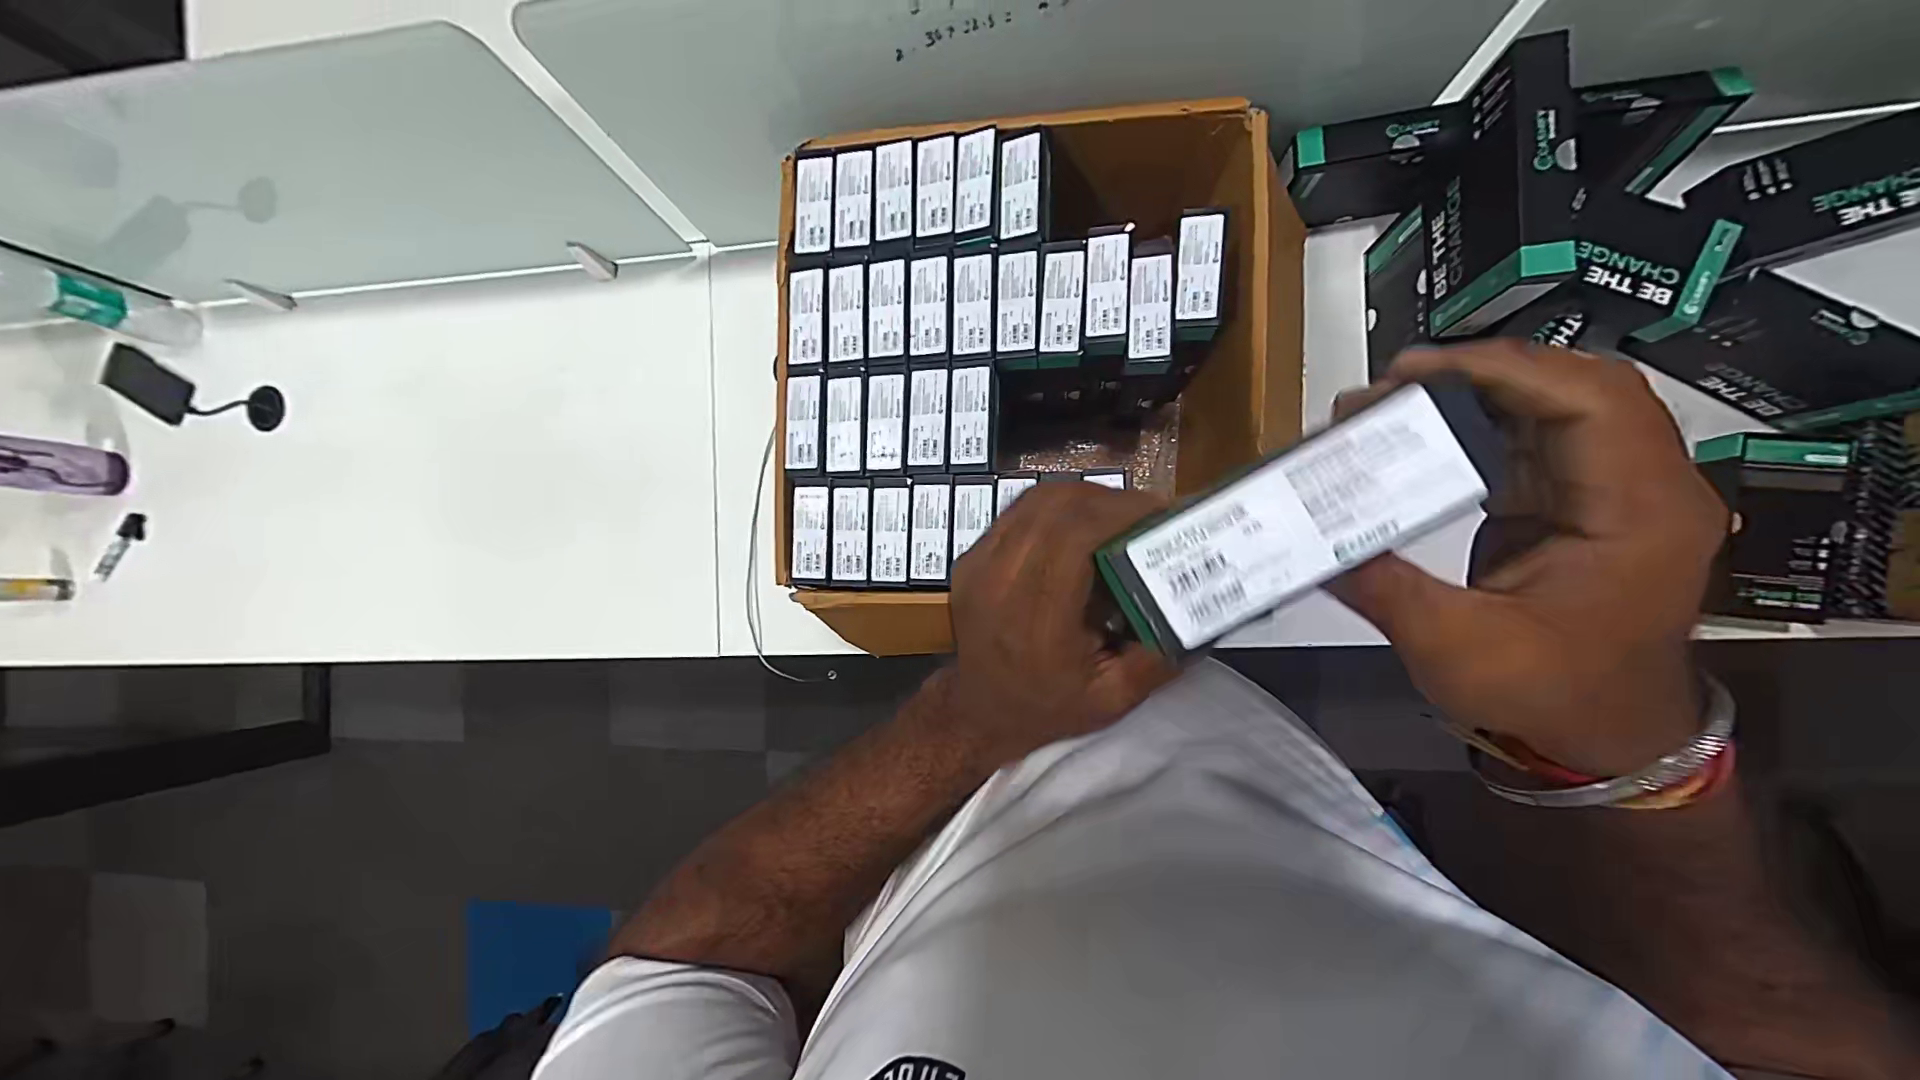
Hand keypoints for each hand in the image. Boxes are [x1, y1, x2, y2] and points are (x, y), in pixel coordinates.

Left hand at [940, 481, 1177, 767]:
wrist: (975, 712)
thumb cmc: (1045, 707)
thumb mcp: (1113, 698)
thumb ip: (1160, 655)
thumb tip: (1202, 609)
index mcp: (1034, 618)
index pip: (1074, 536)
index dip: (1120, 512)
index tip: (1159, 514)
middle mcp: (999, 580)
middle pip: (1056, 507)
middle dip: (1110, 500)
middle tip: (1147, 515)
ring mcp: (978, 563)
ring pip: (1035, 500)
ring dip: (1084, 498)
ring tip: (1118, 517)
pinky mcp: (971, 556)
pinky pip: (1018, 512)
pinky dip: (1056, 508)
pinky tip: (1081, 525)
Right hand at [1327, 342, 1728, 776]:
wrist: (1599, 738)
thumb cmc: (1550, 696)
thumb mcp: (1456, 647)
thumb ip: (1385, 588)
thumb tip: (1313, 544)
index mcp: (1637, 512)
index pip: (1591, 401)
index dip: (1504, 369)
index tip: (1414, 372)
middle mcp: (1634, 488)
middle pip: (1571, 389)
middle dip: (1478, 374)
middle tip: (1391, 384)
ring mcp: (1603, 495)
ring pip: (1546, 410)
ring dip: (1468, 398)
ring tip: (1390, 405)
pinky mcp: (1567, 507)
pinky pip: (1523, 444)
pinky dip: (1467, 430)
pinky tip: (1416, 437)